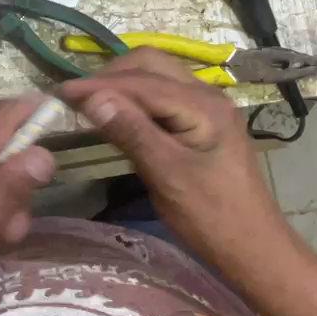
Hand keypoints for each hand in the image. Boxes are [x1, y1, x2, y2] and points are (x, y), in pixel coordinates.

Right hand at [60, 49, 291, 272]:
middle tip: (75, 98)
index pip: (141, 81)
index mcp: (204, 105)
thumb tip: (93, 99)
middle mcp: (207, 95)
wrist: (256, 251)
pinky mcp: (201, 121)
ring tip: (89, 103)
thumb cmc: (214, 219)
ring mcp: (206, 106)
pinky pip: (161, 94)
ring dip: (120, 83)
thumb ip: (132, 133)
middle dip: (109, 76)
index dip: (99, 85)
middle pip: (149, 64)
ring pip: (155, 75)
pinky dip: (133, 97)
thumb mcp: (169, 177)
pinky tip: (116, 114)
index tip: (61, 94)